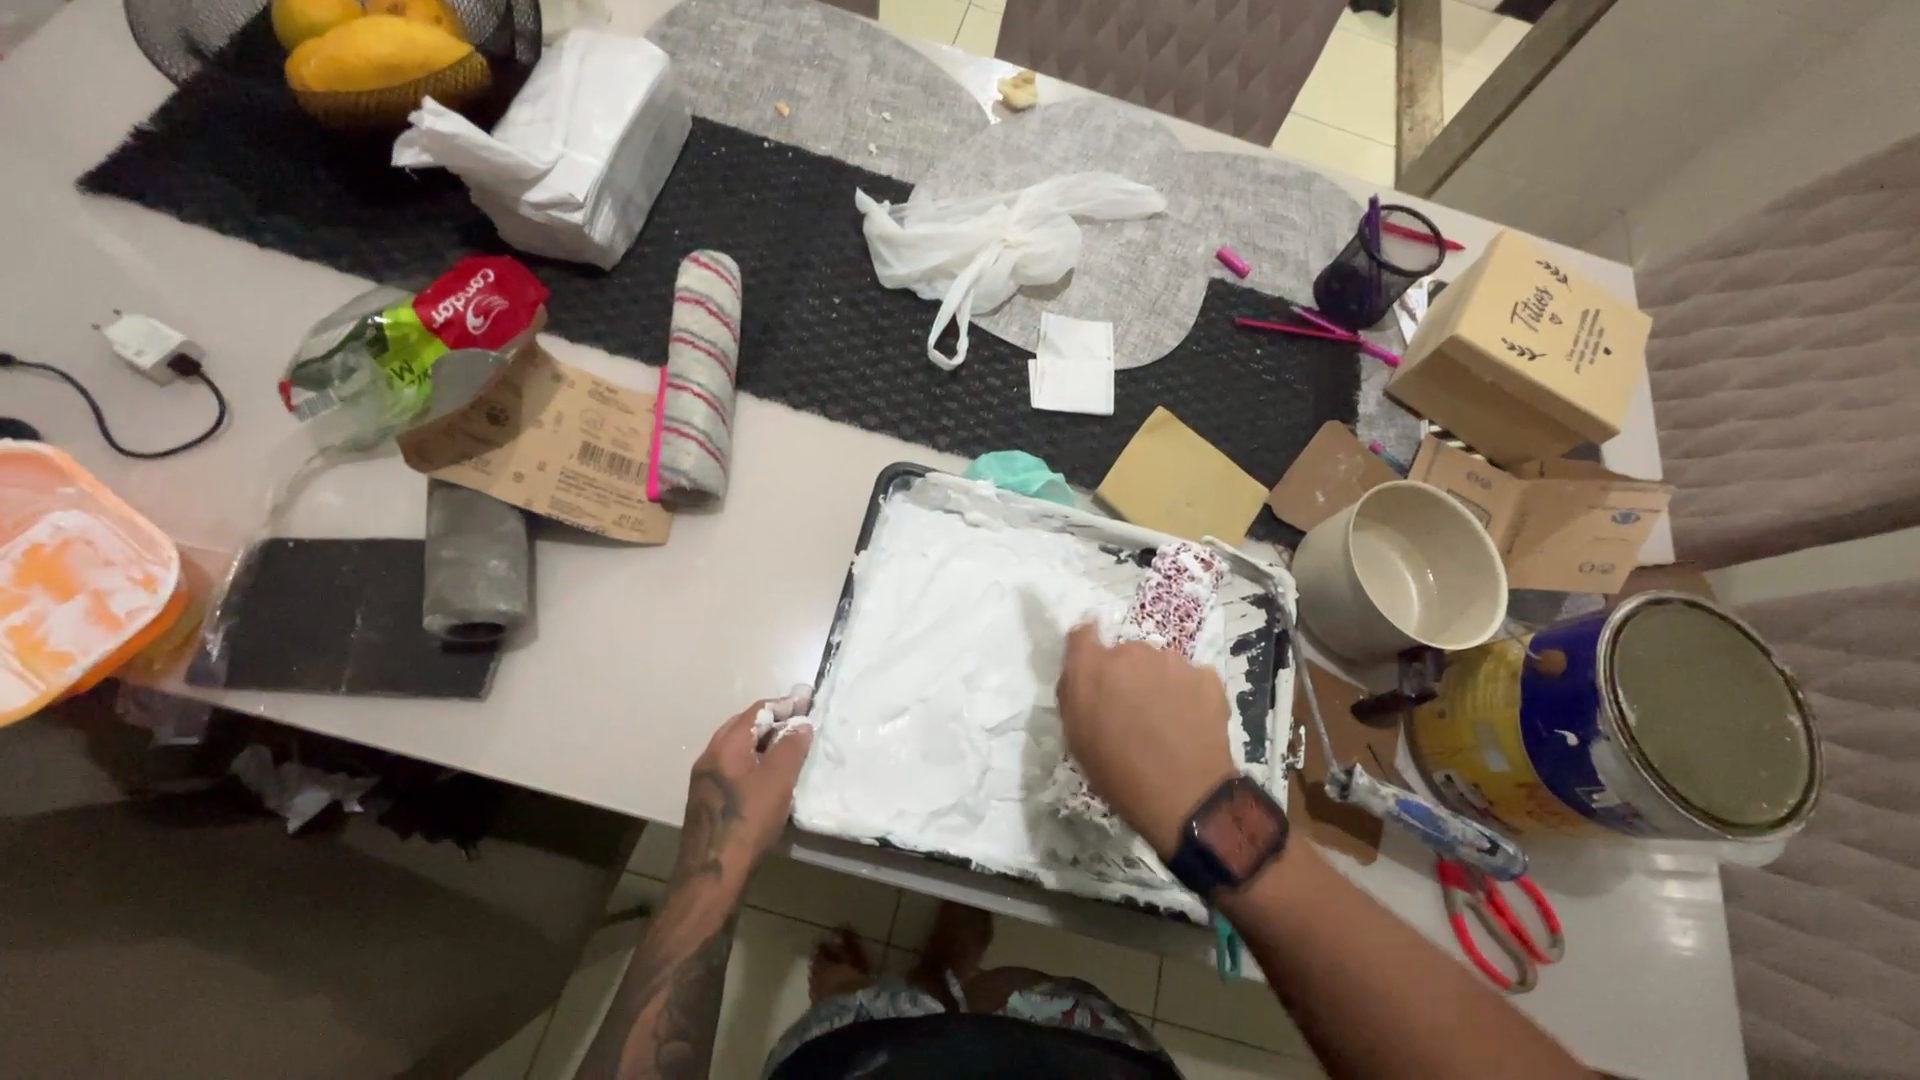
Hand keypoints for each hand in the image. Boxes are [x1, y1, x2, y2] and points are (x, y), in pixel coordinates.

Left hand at [671, 690, 814, 891]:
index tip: (806, 700)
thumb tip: (800, 723)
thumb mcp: (778, 781)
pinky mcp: (705, 799)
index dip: (783, 704)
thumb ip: (791, 747)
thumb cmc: (748, 822)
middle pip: (742, 726)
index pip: (757, 711)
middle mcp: (709, 756)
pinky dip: (752, 761)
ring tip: (787, 747)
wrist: (712, 874)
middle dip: (771, 720)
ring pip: (736, 748)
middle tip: (799, 722)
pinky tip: (767, 775)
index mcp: (726, 746)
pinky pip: (732, 767)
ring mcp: (704, 779)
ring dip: (761, 742)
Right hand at [1056, 623, 1236, 857]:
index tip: (1093, 665)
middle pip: (1125, 653)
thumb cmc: (1118, 773)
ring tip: (1164, 720)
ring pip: (1160, 664)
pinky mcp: (1206, 676)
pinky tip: (1189, 723)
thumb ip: (1075, 693)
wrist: (1184, 797)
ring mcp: (1172, 662)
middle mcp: (1131, 653)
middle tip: (1132, 710)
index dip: (1087, 646)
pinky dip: (1188, 694)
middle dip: (1126, 675)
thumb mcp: (1076, 737)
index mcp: (1092, 667)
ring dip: (1158, 682)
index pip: (1082, 634)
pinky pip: (1191, 678)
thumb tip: (1080, 671)